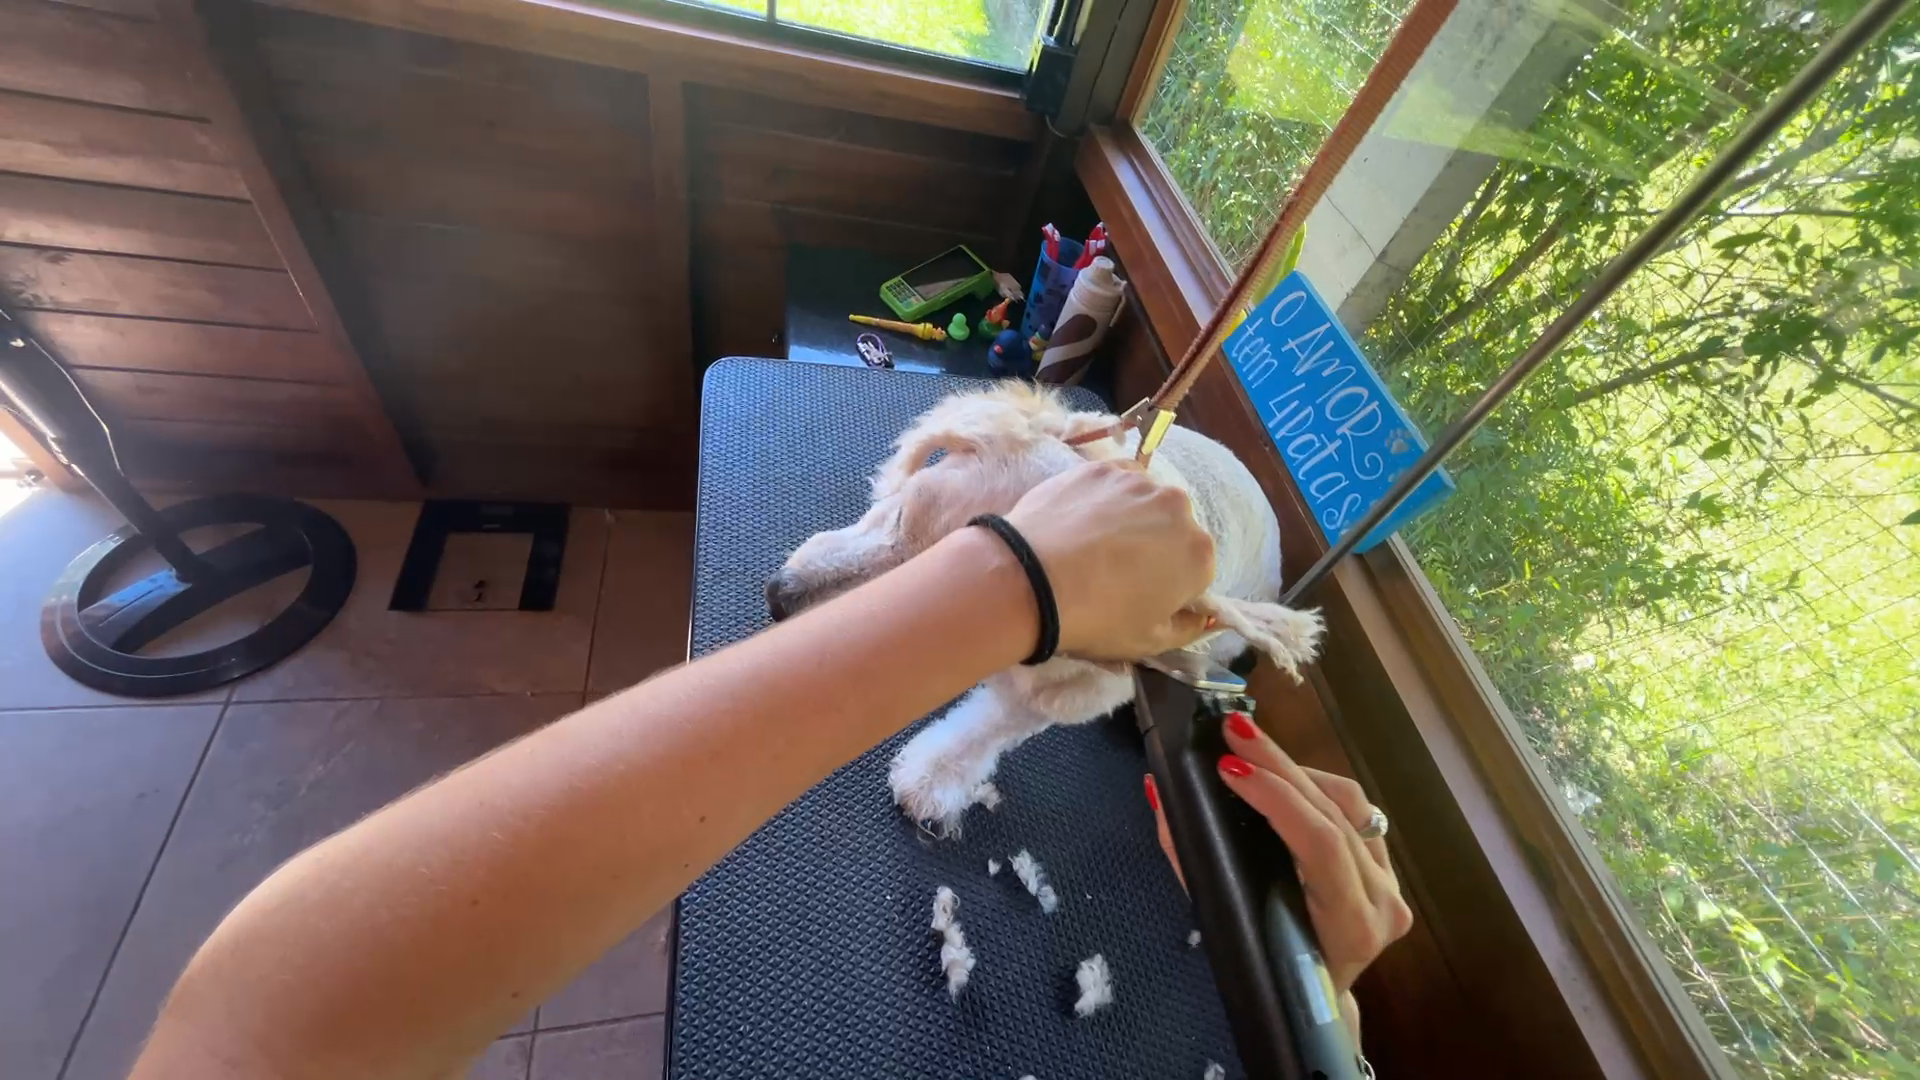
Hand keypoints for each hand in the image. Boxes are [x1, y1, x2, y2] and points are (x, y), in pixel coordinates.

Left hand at [1004, 460, 1214, 660]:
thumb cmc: (1094, 618)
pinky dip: (1103, 498)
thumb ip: (1189, 627)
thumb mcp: (1149, 643)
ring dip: (1129, 518)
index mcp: (1198, 554)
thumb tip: (1204, 616)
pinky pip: (1113, 482)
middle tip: (1114, 569)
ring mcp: (1138, 482)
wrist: (1028, 581)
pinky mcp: (1101, 468)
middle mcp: (1178, 508)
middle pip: (1173, 529)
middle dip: (1154, 546)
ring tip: (1091, 543)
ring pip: (1143, 501)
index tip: (1141, 595)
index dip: (1170, 585)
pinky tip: (1078, 520)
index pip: (1196, 570)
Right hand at [1143, 716, 1411, 997]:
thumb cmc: (1263, 962)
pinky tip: (1281, 771)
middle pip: (1332, 812)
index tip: (1228, 767)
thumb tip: (1159, 792)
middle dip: (1276, 763)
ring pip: (1346, 802)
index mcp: (1348, 927)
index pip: (1319, 845)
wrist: (1316, 998)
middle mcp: (1381, 903)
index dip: (1276, 798)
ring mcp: (1391, 881)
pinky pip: (1356, 806)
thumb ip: (1188, 855)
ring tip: (1250, 748)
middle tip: (1233, 729)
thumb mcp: (1223, 918)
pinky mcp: (1386, 863)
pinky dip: (1314, 780)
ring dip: (1294, 768)